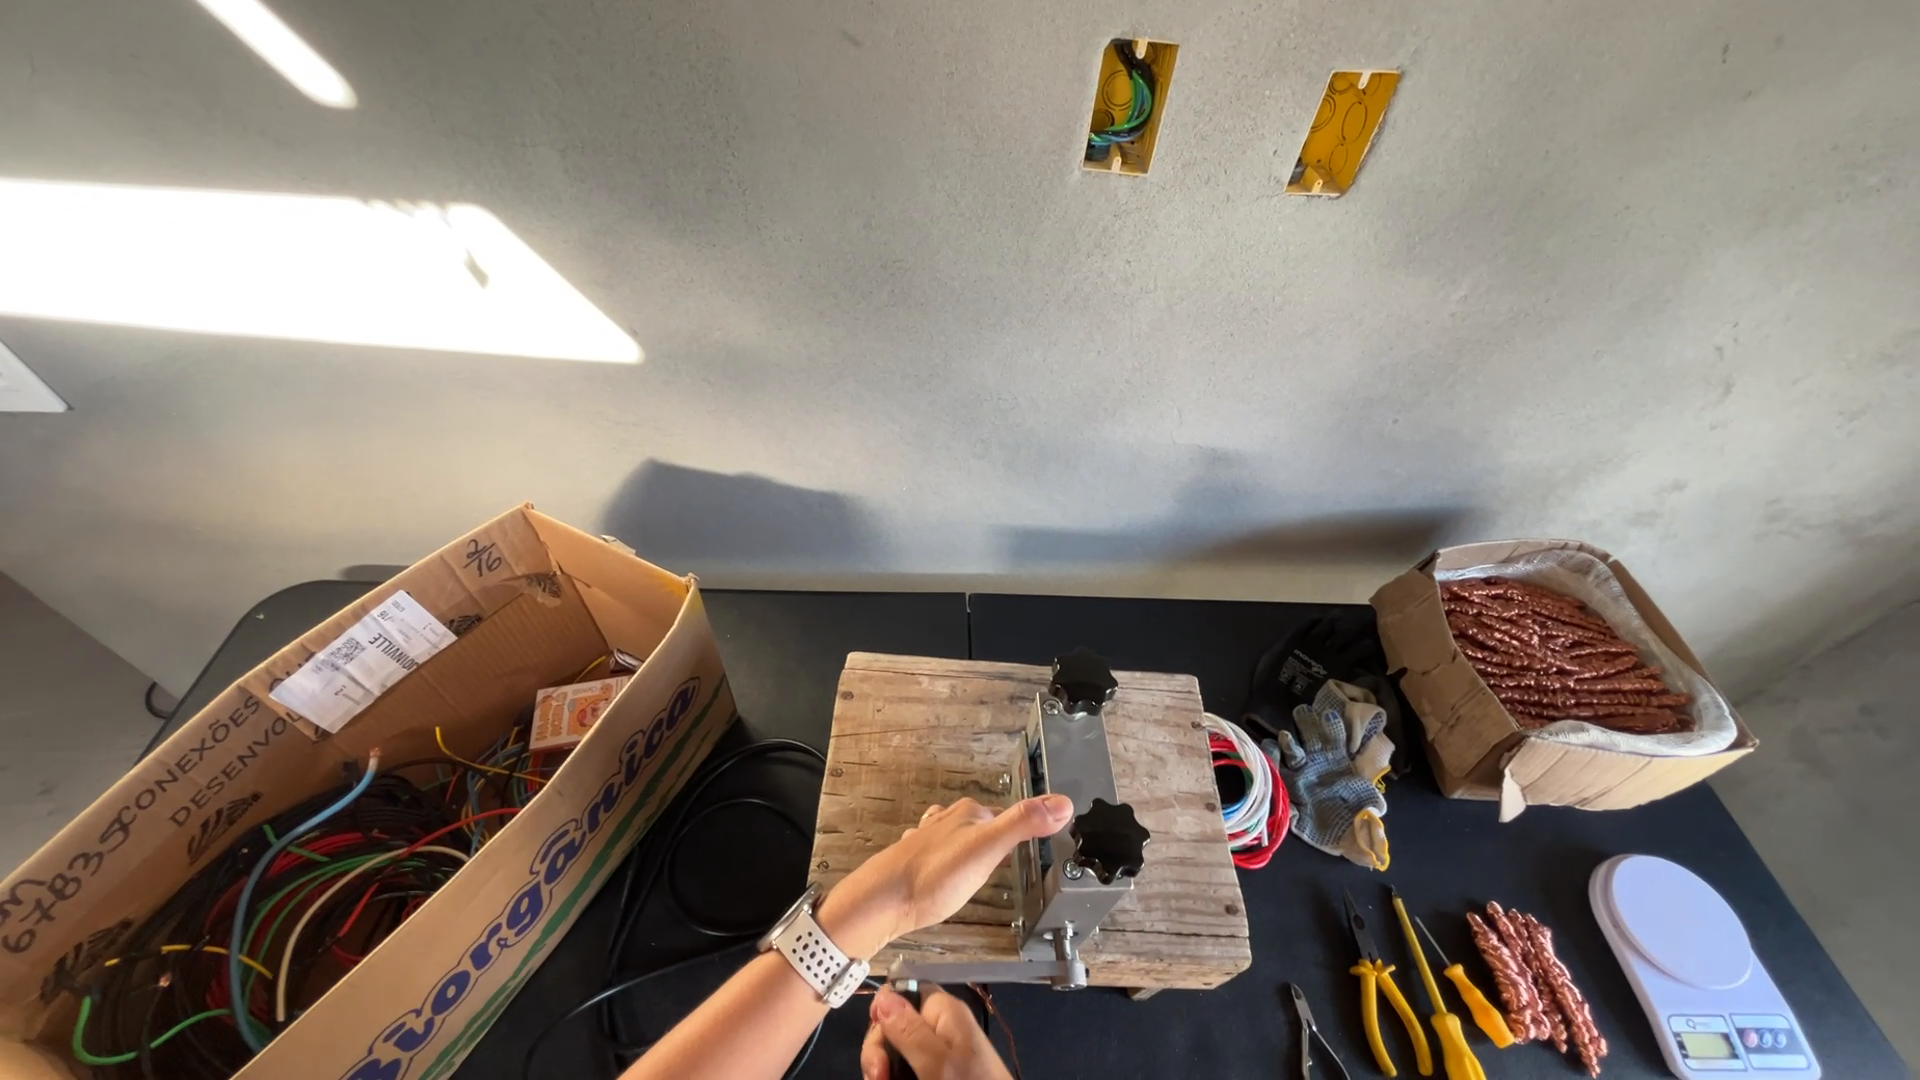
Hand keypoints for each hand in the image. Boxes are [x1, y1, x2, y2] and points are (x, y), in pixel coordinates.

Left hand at [817, 794, 1073, 957]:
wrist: (881, 900)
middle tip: (1008, 862)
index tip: (1033, 848)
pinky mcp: (912, 858)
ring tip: (979, 866)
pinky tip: (943, 876)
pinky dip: (945, 862)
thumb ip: (1024, 824)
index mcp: (969, 814)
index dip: (1020, 835)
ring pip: (956, 835)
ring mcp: (927, 837)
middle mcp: (947, 819)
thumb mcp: (988, 850)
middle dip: (994, 841)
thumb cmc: (933, 878)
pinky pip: (935, 854)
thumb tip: (1063, 802)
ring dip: (969, 848)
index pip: (1006, 817)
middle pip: (981, 824)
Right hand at [860, 985, 1011, 1079]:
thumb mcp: (937, 1062)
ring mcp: (939, 1053)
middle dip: (880, 1050)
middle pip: (895, 1025)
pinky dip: (896, 1077)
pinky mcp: (938, 1074)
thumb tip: (883, 994)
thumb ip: (909, 1029)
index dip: (884, 1010)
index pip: (905, 991)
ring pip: (896, 1052)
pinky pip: (907, 1070)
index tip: (877, 1038)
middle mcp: (940, 1027)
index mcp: (944, 1011)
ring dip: (884, 1069)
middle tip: (879, 1078)